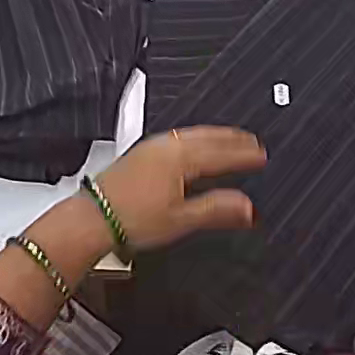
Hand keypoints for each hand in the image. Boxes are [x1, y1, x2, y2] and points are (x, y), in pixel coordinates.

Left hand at [95, 125, 267, 250]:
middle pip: (209, 137)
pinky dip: (196, 138)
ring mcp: (152, 148)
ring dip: (215, 135)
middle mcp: (167, 147)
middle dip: (234, 139)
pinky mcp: (141, 153)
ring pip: (193, 134)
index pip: (223, 153)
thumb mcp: (181, 219)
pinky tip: (195, 145)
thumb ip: (217, 209)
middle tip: (253, 141)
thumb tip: (248, 208)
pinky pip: (178, 137)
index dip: (245, 154)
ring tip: (231, 139)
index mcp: (181, 159)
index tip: (263, 155)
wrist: (92, 219)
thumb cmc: (130, 219)